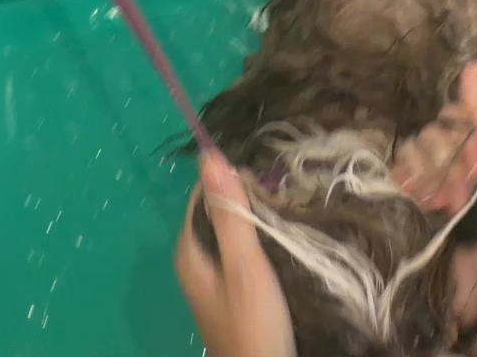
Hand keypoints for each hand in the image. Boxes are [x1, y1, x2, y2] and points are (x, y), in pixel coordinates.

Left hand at [174, 152, 297, 356]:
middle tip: (281, 200)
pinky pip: (243, 248)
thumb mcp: (244, 263)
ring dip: (257, 219)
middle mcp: (196, 258)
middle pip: (220, 209)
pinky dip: (260, 239)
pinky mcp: (232, 289)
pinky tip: (282, 239)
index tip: (266, 183)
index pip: (205, 192)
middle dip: (248, 199)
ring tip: (287, 214)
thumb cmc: (252, 321)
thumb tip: (208, 155)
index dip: (233, 181)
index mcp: (189, 249)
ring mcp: (214, 276)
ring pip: (234, 229)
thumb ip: (228, 212)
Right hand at [393, 64, 476, 279]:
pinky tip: (422, 202)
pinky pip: (398, 179)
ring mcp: (435, 186)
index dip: (454, 125)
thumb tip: (471, 63)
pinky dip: (407, 187)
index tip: (468, 148)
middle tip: (461, 185)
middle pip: (430, 133)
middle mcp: (457, 162)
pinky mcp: (414, 208)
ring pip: (411, 153)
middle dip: (441, 156)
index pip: (452, 113)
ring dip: (426, 175)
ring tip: (443, 201)